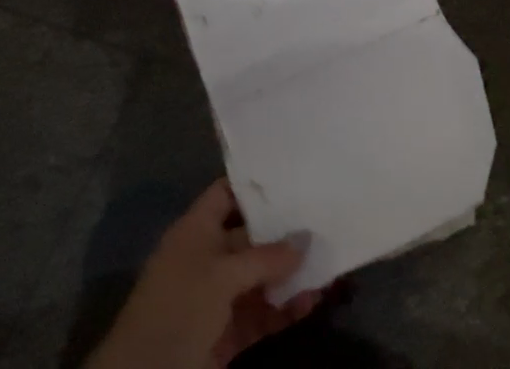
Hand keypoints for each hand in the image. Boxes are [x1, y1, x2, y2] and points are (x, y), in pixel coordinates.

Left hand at [86, 180, 322, 368]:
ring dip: (292, 273)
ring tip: (331, 262)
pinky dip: (287, 308)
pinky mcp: (228, 332)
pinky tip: (315, 300)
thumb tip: (306, 239)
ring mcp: (218, 297)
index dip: (256, 186)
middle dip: (286, 232)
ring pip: (262, 278)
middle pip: (251, 237)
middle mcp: (207, 258)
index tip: (295, 177)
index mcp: (195, 232)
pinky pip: (263, 312)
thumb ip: (266, 256)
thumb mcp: (222, 276)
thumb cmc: (178, 309)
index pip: (226, 194)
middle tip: (326, 219)